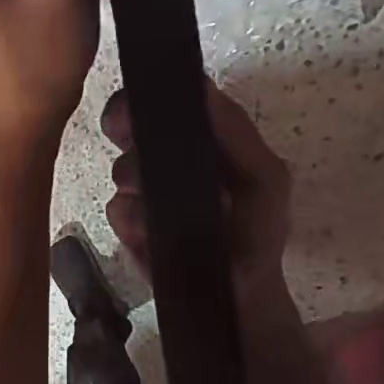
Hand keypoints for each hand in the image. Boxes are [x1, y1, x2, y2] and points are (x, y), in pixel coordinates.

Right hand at [101, 81, 292, 296]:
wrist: (238, 294)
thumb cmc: (259, 233)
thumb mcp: (266, 178)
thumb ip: (238, 134)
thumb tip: (200, 89)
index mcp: (204, 138)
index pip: (171, 99)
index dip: (150, 93)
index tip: (142, 99)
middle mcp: (169, 156)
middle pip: (130, 122)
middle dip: (126, 126)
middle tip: (127, 136)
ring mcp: (145, 190)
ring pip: (121, 168)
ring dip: (137, 182)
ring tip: (162, 208)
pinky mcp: (129, 223)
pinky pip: (117, 209)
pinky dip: (133, 220)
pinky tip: (152, 233)